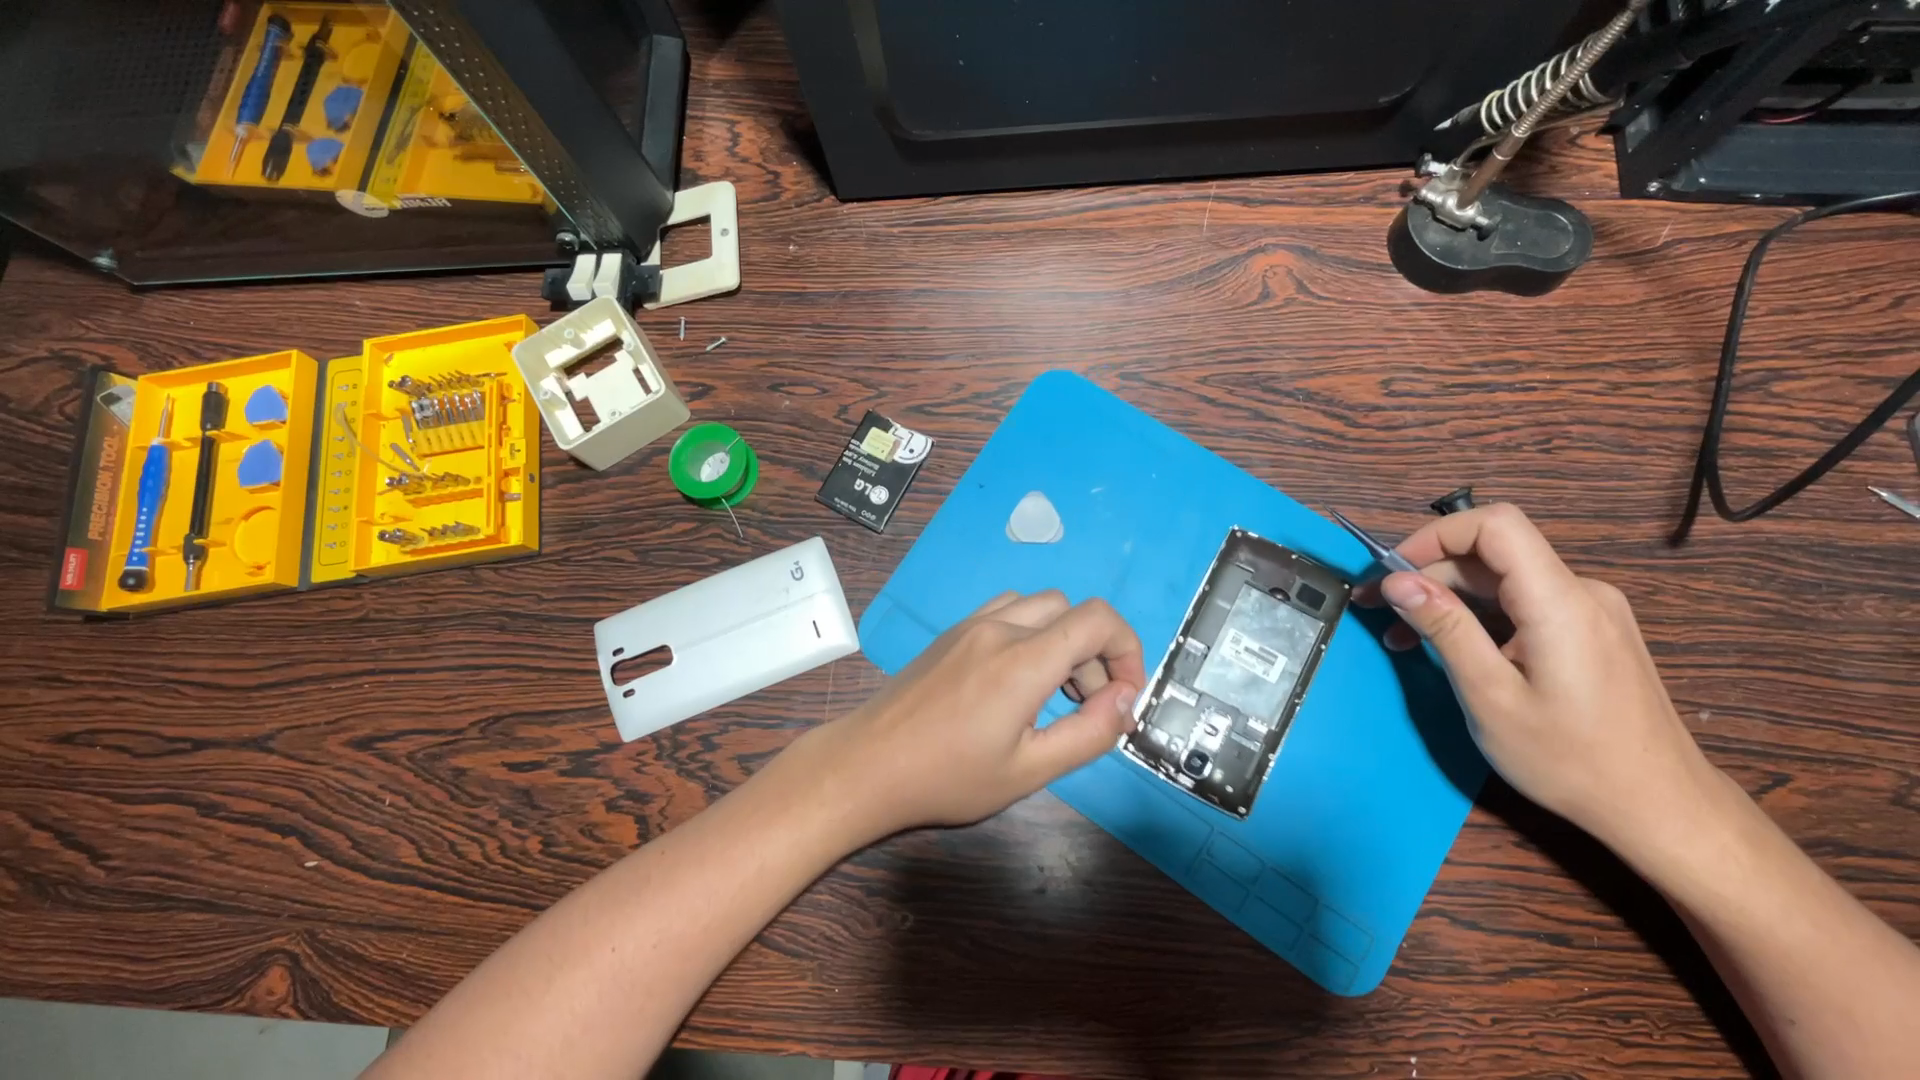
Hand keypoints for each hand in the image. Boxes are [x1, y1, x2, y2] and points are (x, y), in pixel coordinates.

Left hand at [802, 591, 1146, 840]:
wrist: (866, 765)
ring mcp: (969, 626)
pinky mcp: (950, 634)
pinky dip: (1030, 634)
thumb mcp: (1029, 771)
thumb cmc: (948, 777)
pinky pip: (1006, 613)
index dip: (1128, 650)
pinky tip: (1016, 681)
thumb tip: (1126, 699)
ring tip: (1053, 694)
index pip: (1098, 619)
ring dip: (1062, 640)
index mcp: (1022, 660)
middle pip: (1072, 610)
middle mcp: (998, 628)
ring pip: (1038, 606)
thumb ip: (1089, 733)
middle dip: (1096, 653)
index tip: (1124, 695)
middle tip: (1086, 706)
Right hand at [1359, 504, 1713, 848]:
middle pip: (1494, 554)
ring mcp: (1592, 611)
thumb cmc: (1568, 759)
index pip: (1495, 525)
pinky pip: (1524, 604)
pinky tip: (1451, 648)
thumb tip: (1398, 581)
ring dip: (1449, 599)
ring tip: (1403, 638)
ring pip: (1505, 581)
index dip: (1435, 535)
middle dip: (1428, 573)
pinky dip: (1479, 617)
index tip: (1391, 571)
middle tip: (1377, 609)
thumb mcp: (1490, 697)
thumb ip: (1445, 629)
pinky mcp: (1592, 632)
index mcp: (1560, 601)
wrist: (1660, 807)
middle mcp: (1582, 592)